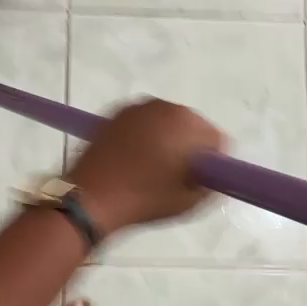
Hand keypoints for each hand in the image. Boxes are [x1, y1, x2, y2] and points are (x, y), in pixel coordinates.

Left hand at [66, 99, 224, 234]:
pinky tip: (134, 159)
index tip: (198, 180)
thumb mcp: (191, 200)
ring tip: (153, 169)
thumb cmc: (145, 198)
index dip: (211, 162)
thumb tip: (214, 171)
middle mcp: (162, 105)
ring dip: (166, 140)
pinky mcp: (113, 114)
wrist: (91, 196)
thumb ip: (214, 181)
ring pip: (165, 123)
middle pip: (190, 126)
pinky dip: (143, 136)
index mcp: (185, 121)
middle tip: (176, 176)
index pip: (215, 138)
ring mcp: (135, 107)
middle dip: (188, 147)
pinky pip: (142, 124)